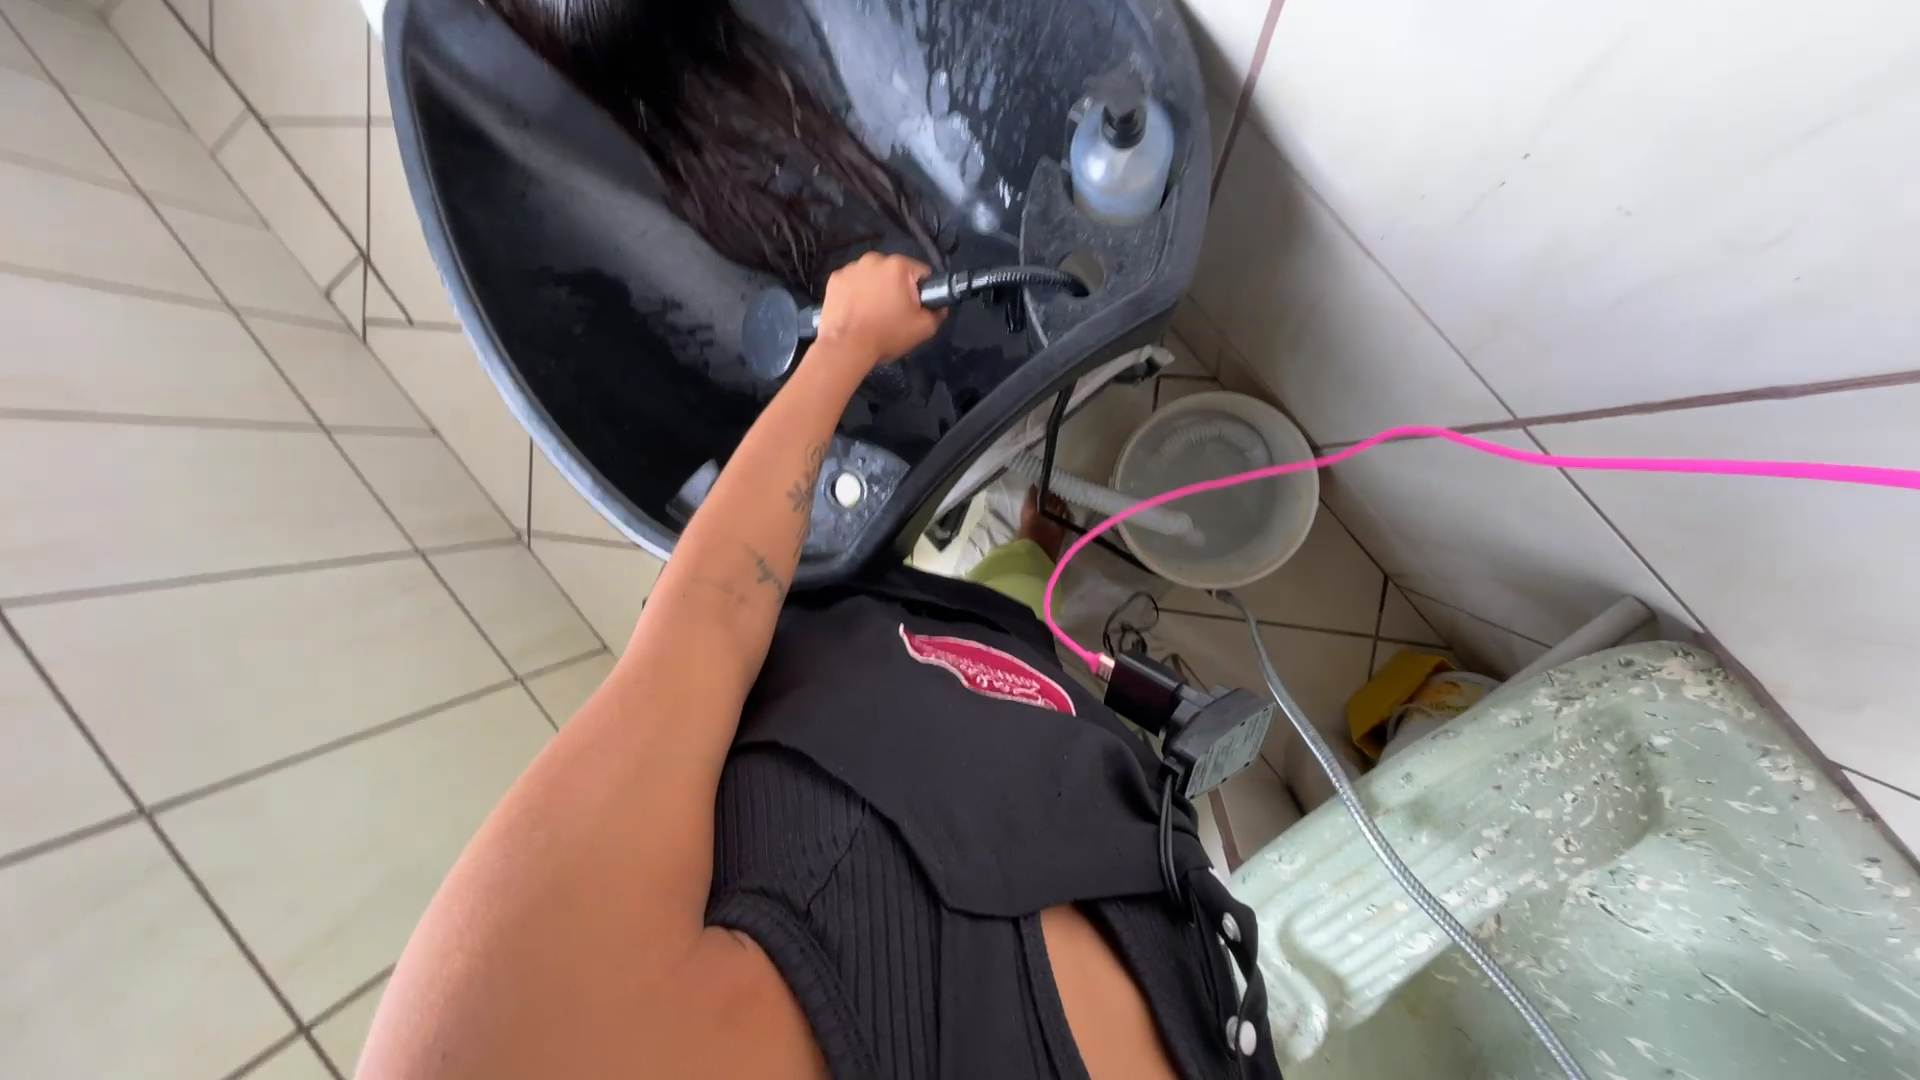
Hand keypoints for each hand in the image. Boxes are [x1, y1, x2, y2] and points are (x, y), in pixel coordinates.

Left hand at [813, 252, 944, 368]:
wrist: (846, 347)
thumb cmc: (886, 335)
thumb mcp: (923, 329)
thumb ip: (938, 313)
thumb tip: (939, 307)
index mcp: (899, 266)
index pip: (921, 273)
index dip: (923, 292)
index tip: (916, 308)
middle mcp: (874, 259)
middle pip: (894, 273)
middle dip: (897, 289)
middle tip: (894, 314)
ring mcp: (851, 268)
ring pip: (872, 276)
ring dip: (875, 289)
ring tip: (872, 314)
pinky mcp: (834, 279)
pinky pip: (852, 283)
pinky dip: (855, 293)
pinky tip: (856, 312)